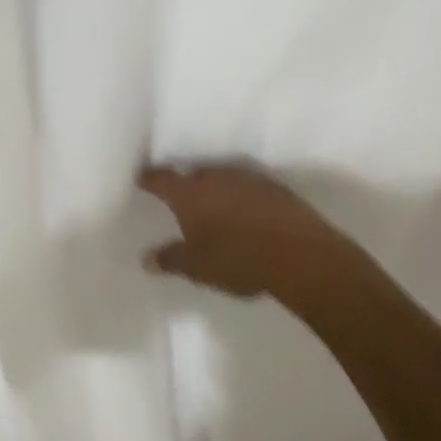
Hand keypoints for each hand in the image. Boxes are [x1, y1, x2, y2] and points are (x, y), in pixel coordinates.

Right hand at [137, 164, 375, 306]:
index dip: (150, 178)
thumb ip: (171, 260)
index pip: (163, 179)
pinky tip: (245, 212)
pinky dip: (241, 196)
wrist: (298, 254)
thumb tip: (147, 259)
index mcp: (191, 193)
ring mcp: (249, 178)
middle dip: (187, 183)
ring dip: (217, 188)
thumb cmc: (237, 260)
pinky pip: (249, 187)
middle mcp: (217, 177)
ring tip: (213, 205)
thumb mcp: (197, 267)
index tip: (142, 177)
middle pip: (195, 173)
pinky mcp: (276, 187)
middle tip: (181, 197)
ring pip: (224, 177)